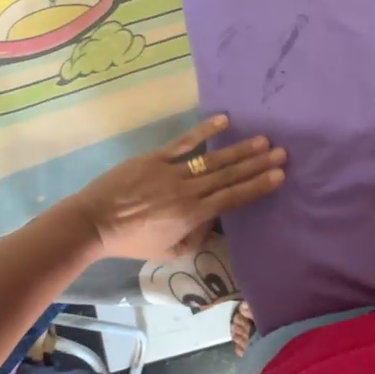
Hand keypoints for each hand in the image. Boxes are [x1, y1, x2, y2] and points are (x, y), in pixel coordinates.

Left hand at [72, 115, 286, 259]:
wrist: (93, 223)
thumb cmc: (131, 242)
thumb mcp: (170, 252)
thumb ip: (197, 238)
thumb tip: (215, 222)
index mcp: (192, 215)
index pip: (232, 198)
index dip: (257, 186)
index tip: (278, 176)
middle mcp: (187, 190)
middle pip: (229, 175)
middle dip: (257, 164)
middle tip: (281, 153)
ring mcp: (171, 171)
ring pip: (212, 159)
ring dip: (239, 149)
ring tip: (263, 140)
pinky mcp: (154, 158)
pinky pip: (183, 143)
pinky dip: (203, 131)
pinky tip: (224, 121)